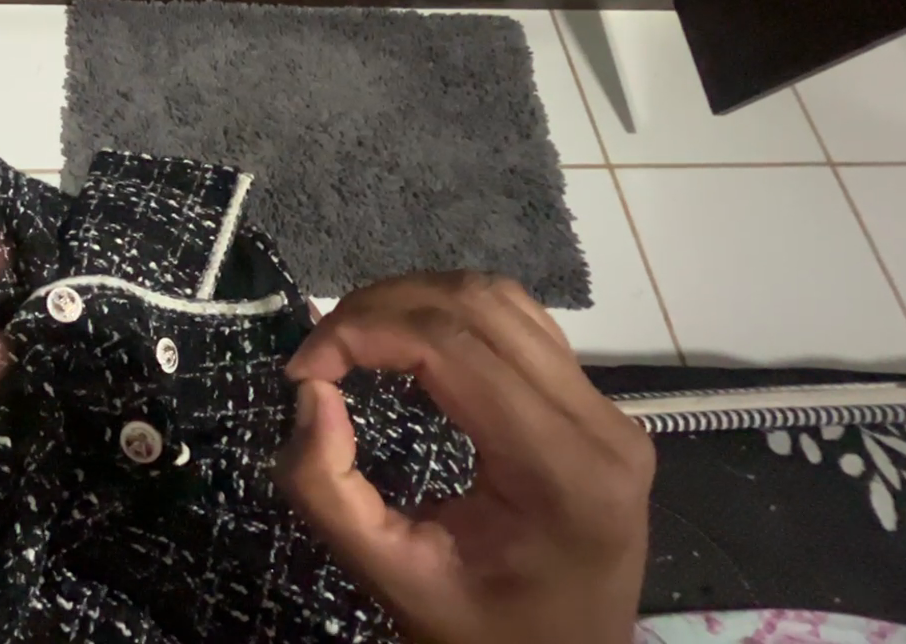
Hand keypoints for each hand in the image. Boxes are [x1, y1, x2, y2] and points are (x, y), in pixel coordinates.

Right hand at [276, 272, 652, 643]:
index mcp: (559, 470)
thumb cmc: (476, 626)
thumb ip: (325, 488)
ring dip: (406, 300)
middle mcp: (598, 422)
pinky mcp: (591, 398)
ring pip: (490, 295)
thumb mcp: (384, 573)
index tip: (301, 369)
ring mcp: (604, 405)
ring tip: (354, 338)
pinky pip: (511, 315)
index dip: (359, 333)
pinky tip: (408, 340)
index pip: (448, 345)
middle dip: (372, 310)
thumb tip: (312, 389)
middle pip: (468, 305)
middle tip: (320, 352)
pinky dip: (442, 309)